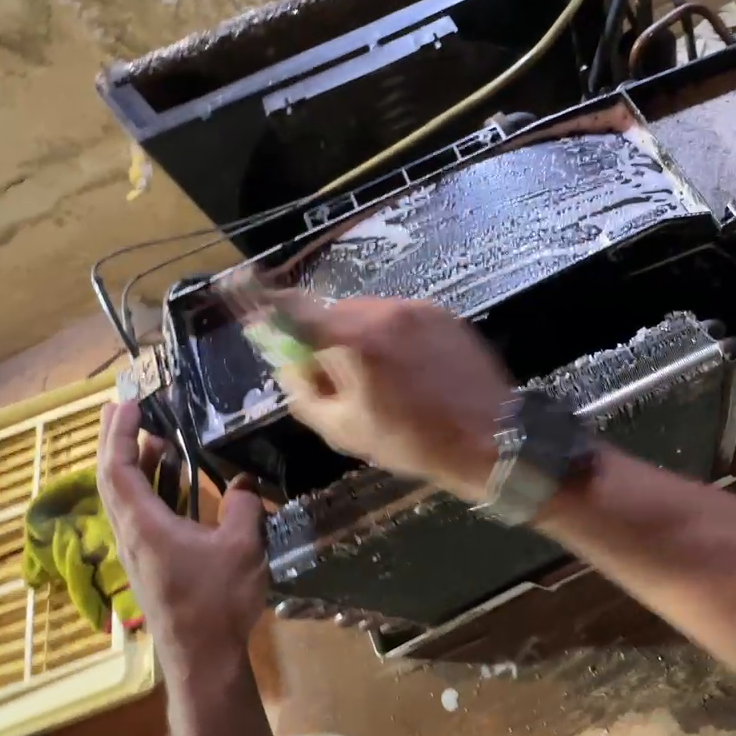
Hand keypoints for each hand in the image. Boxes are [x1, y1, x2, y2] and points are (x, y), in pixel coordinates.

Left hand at [96, 400, 265, 669]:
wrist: (202, 656)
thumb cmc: (217, 599)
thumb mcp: (241, 546)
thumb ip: (244, 507)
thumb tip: (245, 483)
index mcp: (145, 525)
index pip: (118, 470)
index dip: (119, 433)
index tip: (127, 402)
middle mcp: (132, 534)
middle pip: (113, 479)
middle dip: (118, 440)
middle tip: (129, 407)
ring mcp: (139, 549)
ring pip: (127, 496)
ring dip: (138, 462)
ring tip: (156, 433)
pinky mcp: (152, 560)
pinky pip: (143, 510)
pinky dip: (154, 484)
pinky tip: (176, 477)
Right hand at [276, 296, 513, 501]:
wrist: (490, 437)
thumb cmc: (412, 443)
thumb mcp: (344, 429)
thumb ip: (305, 392)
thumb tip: (289, 365)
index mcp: (355, 341)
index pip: (294, 309)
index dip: (265, 301)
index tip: (245, 292)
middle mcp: (385, 312)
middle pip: (334, 313)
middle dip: (325, 339)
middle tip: (335, 377)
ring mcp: (418, 310)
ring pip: (368, 314)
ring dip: (359, 337)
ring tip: (380, 378)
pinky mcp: (443, 314)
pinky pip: (400, 318)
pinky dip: (392, 336)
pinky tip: (408, 369)